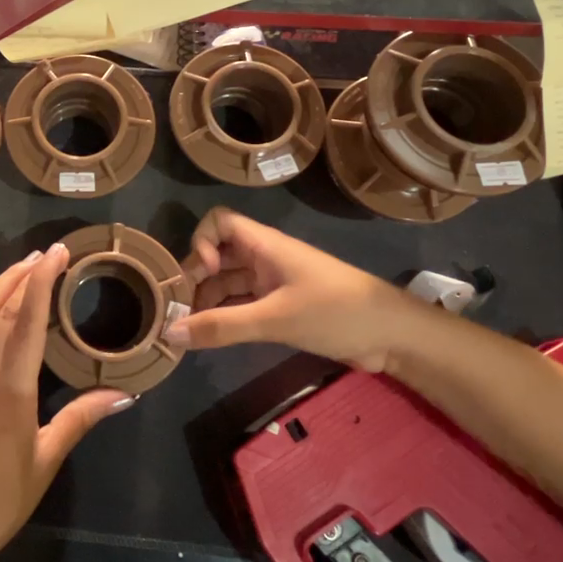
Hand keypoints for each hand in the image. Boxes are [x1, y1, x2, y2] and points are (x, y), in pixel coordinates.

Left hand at [0, 244, 134, 561]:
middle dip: (24, 275)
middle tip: (48, 252)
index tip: (57, 253)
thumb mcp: (45, 460)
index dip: (42, 281)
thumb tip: (123, 394)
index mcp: (9, 388)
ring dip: (2, 287)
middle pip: (2, 309)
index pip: (27, 319)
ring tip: (24, 267)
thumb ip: (80, 418)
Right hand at [164, 207, 422, 371]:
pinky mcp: (282, 309)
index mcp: (264, 245)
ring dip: (208, 302)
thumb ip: (222, 326)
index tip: (202, 273)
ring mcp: (273, 284)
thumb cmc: (334, 311)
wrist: (393, 335)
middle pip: (217, 256)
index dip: (201, 241)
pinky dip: (225, 317)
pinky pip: (243, 305)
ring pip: (228, 283)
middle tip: (178, 310)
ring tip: (187, 331)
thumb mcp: (274, 319)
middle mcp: (264, 258)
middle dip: (195, 278)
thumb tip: (169, 333)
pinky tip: (210, 338)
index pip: (219, 223)